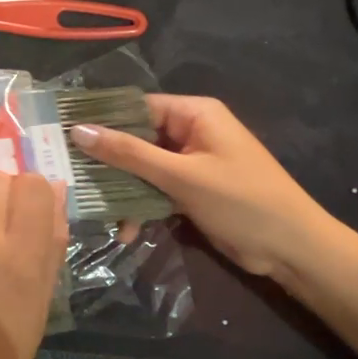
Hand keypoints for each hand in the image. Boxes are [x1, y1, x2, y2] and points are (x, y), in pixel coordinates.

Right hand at [69, 95, 348, 280]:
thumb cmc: (242, 202)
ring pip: (141, 168)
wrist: (294, 251)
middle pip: (135, 138)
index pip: (136, 107)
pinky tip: (125, 230)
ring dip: (122, 190)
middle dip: (107, 161)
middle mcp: (191, 132)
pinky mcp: (192, 190)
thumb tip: (78, 130)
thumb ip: (129, 153)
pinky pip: (155, 189)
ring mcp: (192, 163)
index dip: (101, 120)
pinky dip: (140, 206)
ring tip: (96, 211)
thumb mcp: (181, 176)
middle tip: (69, 176)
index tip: (62, 135)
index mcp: (194, 114)